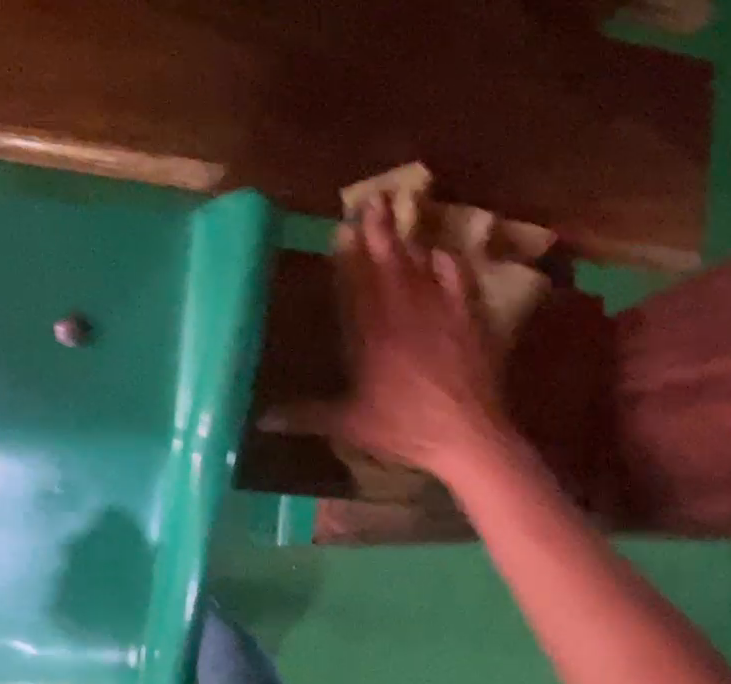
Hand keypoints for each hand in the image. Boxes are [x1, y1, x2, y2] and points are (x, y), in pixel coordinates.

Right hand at [265, 195, 511, 473]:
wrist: (466, 434)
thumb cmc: (403, 428)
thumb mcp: (348, 424)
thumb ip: (305, 416)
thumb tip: (261, 420)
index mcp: (369, 334)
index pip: (355, 284)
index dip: (349, 255)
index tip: (342, 229)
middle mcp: (402, 313)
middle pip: (389, 262)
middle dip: (379, 231)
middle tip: (372, 201)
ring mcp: (439, 312)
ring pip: (420, 266)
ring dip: (409, 242)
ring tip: (400, 221)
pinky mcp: (469, 320)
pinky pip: (458, 280)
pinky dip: (448, 264)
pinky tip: (441, 254)